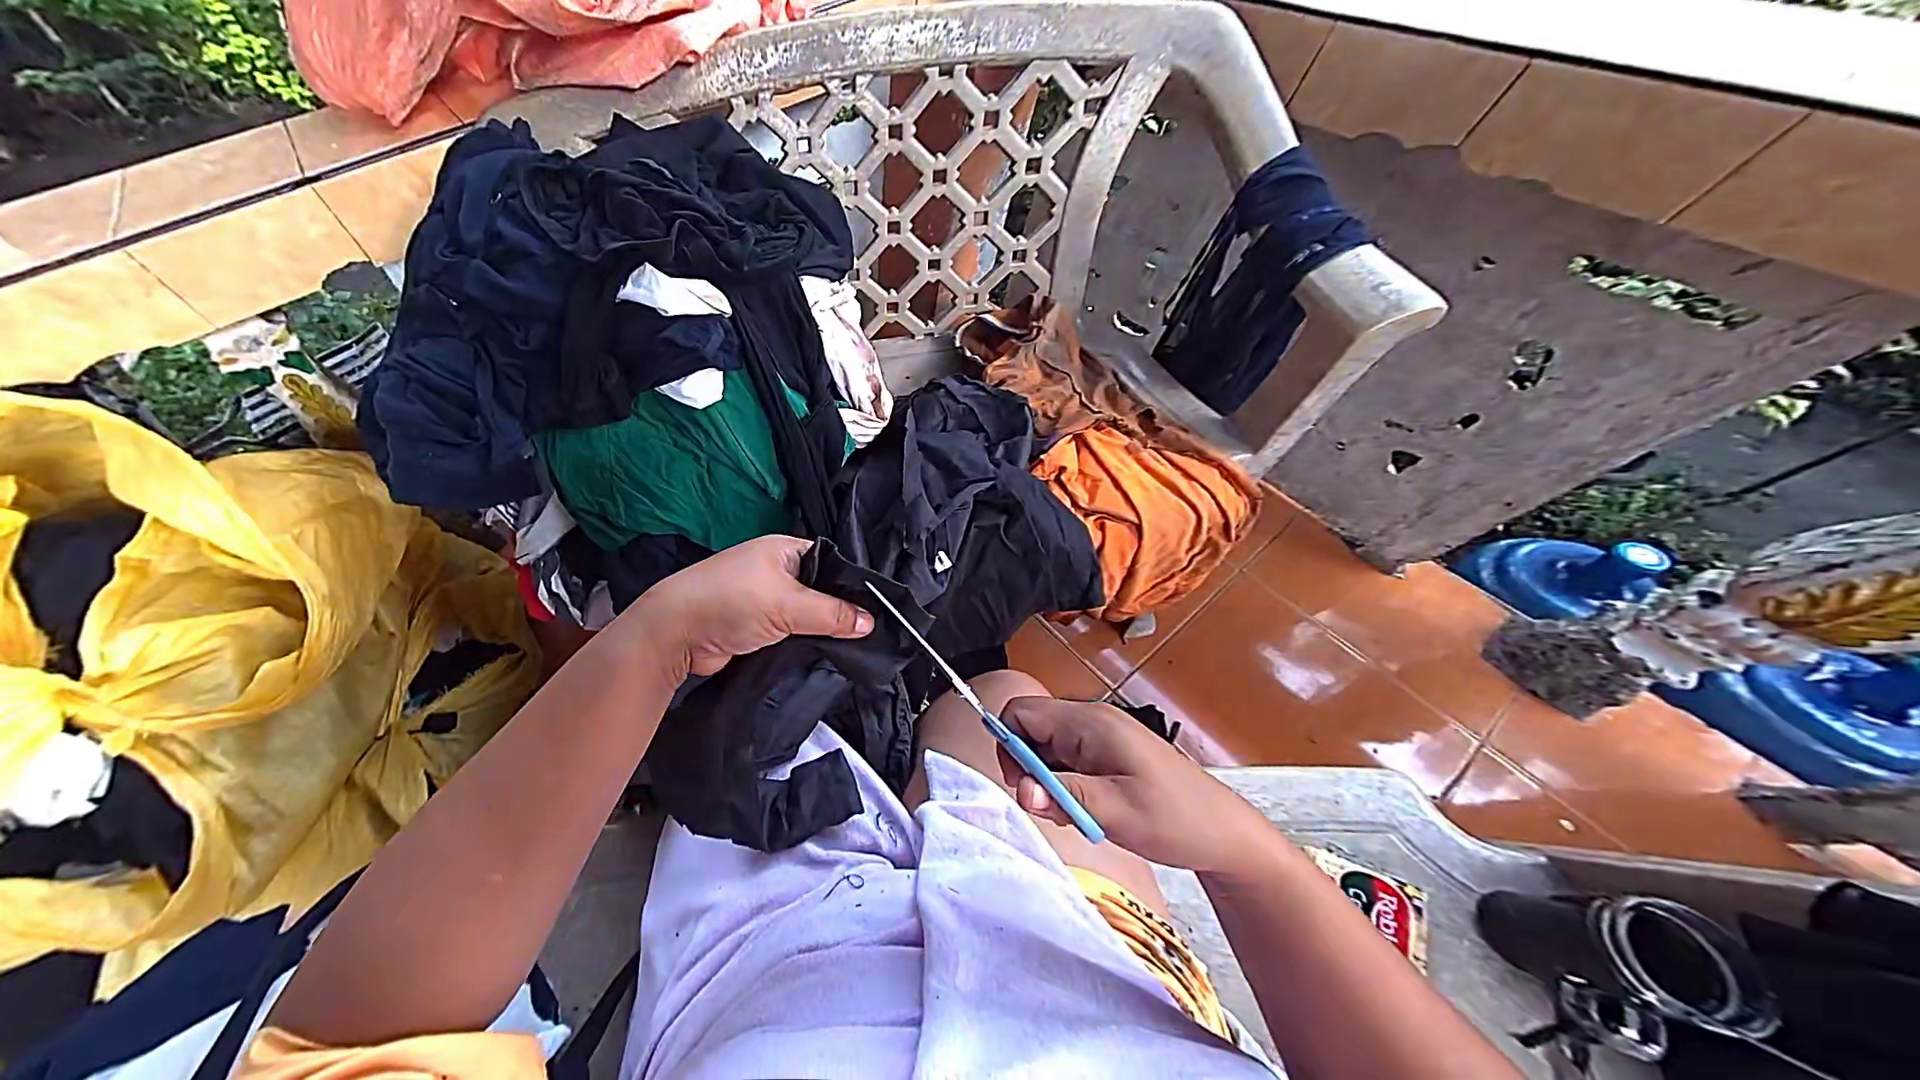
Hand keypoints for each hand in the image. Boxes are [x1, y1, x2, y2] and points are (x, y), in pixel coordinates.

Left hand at [620, 536, 871, 680]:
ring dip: (819, 628)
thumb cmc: (729, 602)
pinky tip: (823, 650)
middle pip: (821, 590)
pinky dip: (803, 640)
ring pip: (807, 614)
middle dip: (838, 610)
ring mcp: (765, 598)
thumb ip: (831, 614)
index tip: (876, 608)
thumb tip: (870, 622)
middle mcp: (776, 570)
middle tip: (867, 631)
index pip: (831, 562)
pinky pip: (792, 631)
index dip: (851, 584)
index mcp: (784, 550)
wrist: (673, 634)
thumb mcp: (788, 605)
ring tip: (851, 643)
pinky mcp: (757, 625)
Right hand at [998, 697, 1282, 874]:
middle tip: (1054, 805)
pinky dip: (1065, 785)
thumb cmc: (1178, 819)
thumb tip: (1020, 789)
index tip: (1023, 787)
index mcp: (1091, 722)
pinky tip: (1089, 809)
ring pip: (1046, 748)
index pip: (1021, 712)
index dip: (1009, 747)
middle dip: (1029, 769)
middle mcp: (1092, 720)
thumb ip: (1063, 797)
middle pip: (1030, 729)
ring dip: (1048, 781)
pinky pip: (1066, 761)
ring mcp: (1100, 736)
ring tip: (1078, 811)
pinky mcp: (1107, 753)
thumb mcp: (1116, 813)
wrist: (1223, 833)